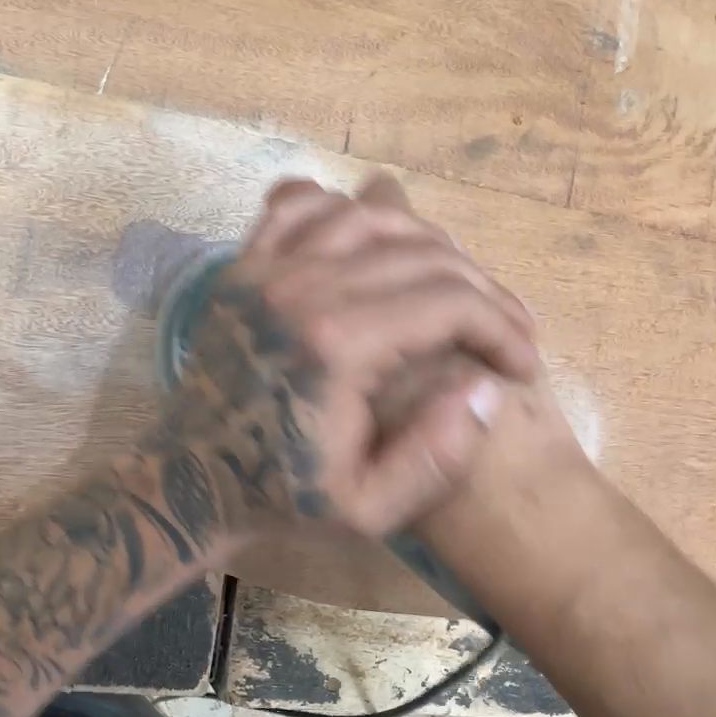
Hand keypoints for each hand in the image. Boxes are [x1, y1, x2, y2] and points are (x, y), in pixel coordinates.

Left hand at [146, 177, 538, 538]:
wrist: (192, 480)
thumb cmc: (281, 497)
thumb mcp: (368, 509)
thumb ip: (436, 456)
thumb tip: (487, 388)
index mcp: (337, 345)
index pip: (449, 302)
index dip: (502, 327)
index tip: (523, 362)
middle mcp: (302, 288)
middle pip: (419, 254)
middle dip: (480, 288)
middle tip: (505, 327)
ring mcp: (266, 270)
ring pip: (369, 218)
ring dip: (426, 243)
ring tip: (454, 282)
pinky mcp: (243, 269)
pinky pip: (298, 207)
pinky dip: (343, 209)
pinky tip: (371, 235)